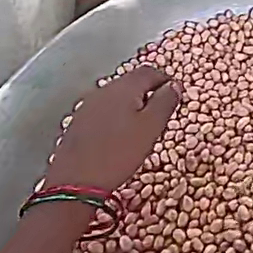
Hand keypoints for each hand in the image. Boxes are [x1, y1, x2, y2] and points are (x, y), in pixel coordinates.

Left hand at [44, 67, 180, 190]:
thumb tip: (174, 85)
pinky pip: (103, 111)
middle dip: (149, 93)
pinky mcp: (78, 122)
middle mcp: (103, 90)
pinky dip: (116, 117)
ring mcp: (87, 105)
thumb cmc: (119, 153)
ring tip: (143, 126)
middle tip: (162, 112)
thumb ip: (164, 102)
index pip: (149, 72)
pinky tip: (119, 136)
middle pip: (131, 82)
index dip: (165, 80)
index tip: (176, 94)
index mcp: (123, 87)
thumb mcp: (151, 128)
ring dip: (132, 105)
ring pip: (116, 97)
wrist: (76, 181)